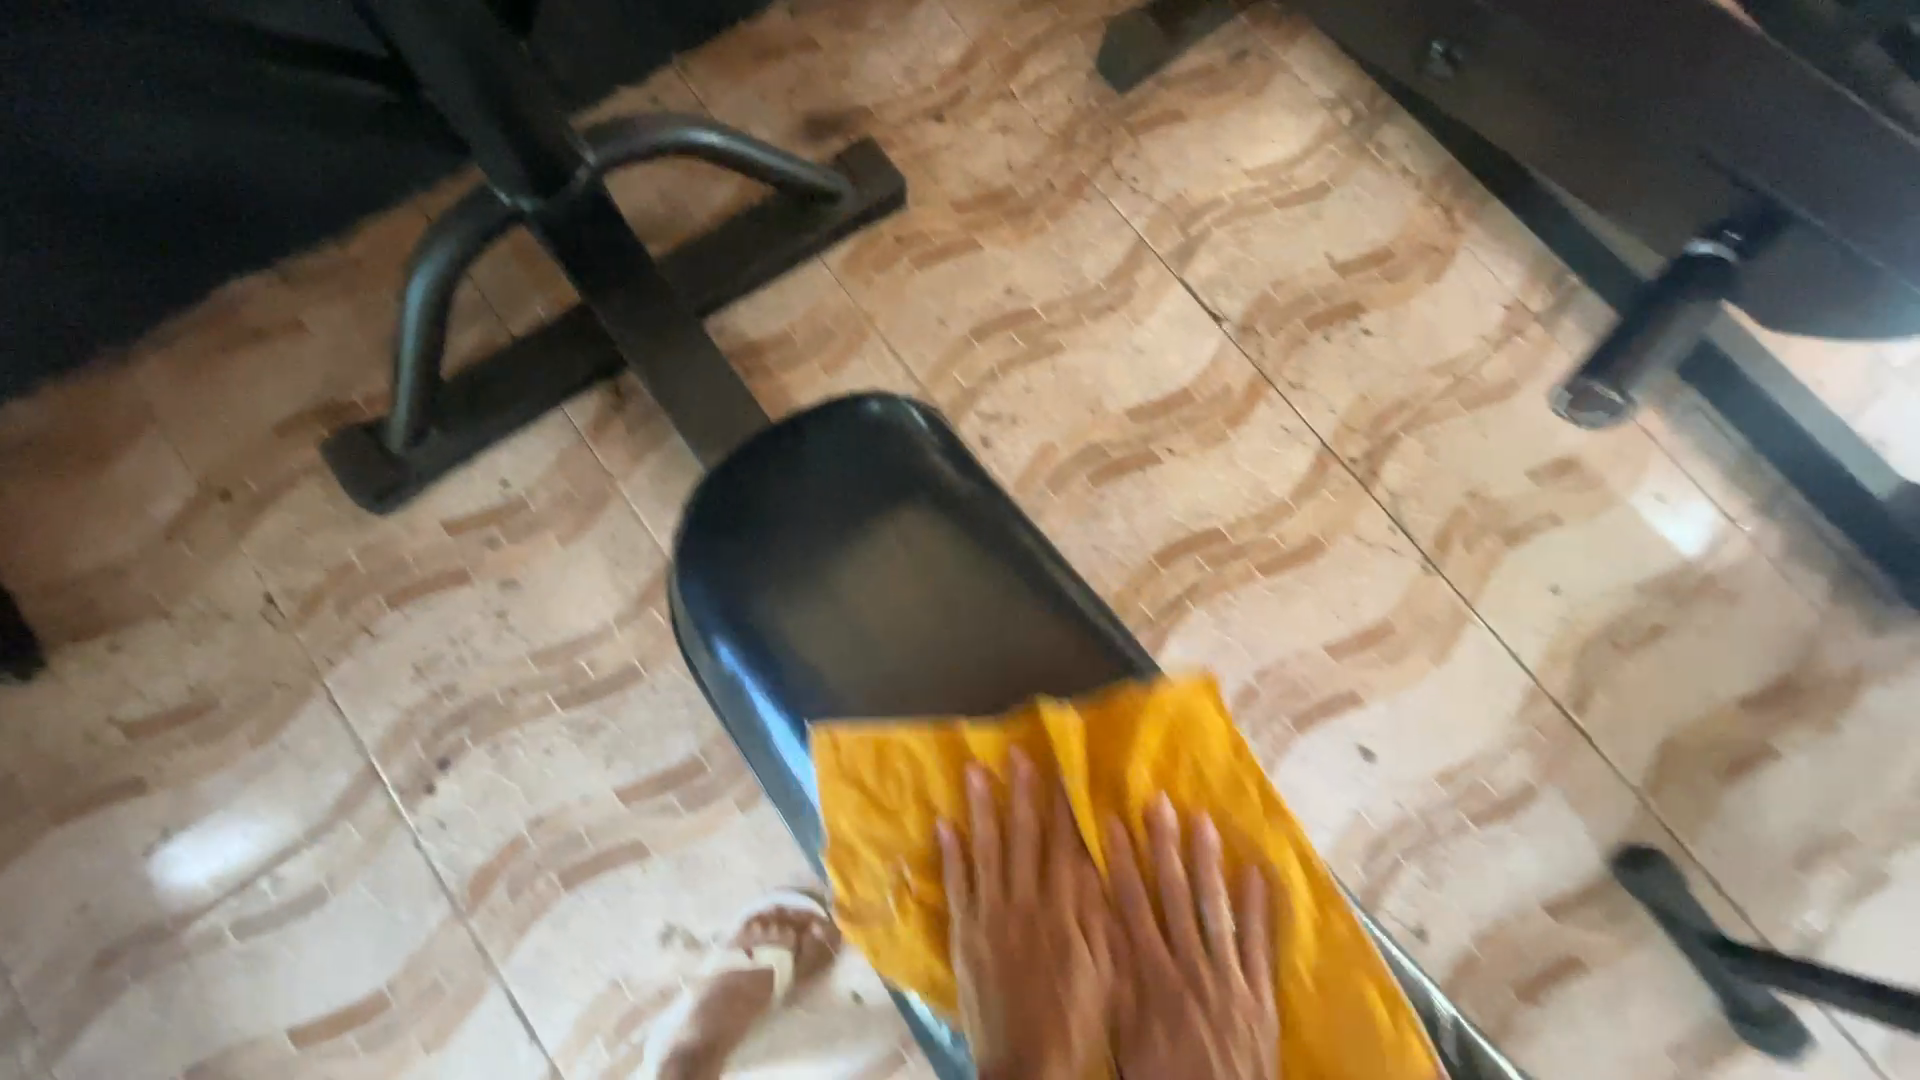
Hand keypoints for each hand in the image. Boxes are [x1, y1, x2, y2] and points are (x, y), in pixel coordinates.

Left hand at [939, 750, 1111, 1079]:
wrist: (1027, 1063)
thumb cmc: (1077, 1018)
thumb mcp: (1107, 968)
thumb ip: (1100, 913)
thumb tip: (1094, 862)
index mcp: (1064, 909)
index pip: (1064, 844)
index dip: (1062, 804)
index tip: (1058, 767)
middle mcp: (1025, 901)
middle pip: (1025, 837)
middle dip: (1022, 793)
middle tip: (1016, 752)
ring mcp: (990, 914)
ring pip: (986, 849)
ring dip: (982, 808)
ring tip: (975, 771)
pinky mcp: (965, 932)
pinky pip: (956, 884)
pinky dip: (950, 853)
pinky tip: (944, 824)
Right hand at [1103, 795, 1279, 1079]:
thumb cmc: (1162, 1078)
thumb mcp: (1124, 1034)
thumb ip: (1116, 980)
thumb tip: (1100, 925)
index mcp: (1150, 976)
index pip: (1130, 905)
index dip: (1120, 862)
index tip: (1112, 822)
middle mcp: (1188, 967)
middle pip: (1172, 895)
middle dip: (1163, 846)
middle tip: (1159, 802)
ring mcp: (1227, 978)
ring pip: (1213, 908)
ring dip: (1207, 862)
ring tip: (1204, 820)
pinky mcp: (1259, 995)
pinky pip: (1258, 944)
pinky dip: (1258, 908)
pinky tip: (1258, 871)